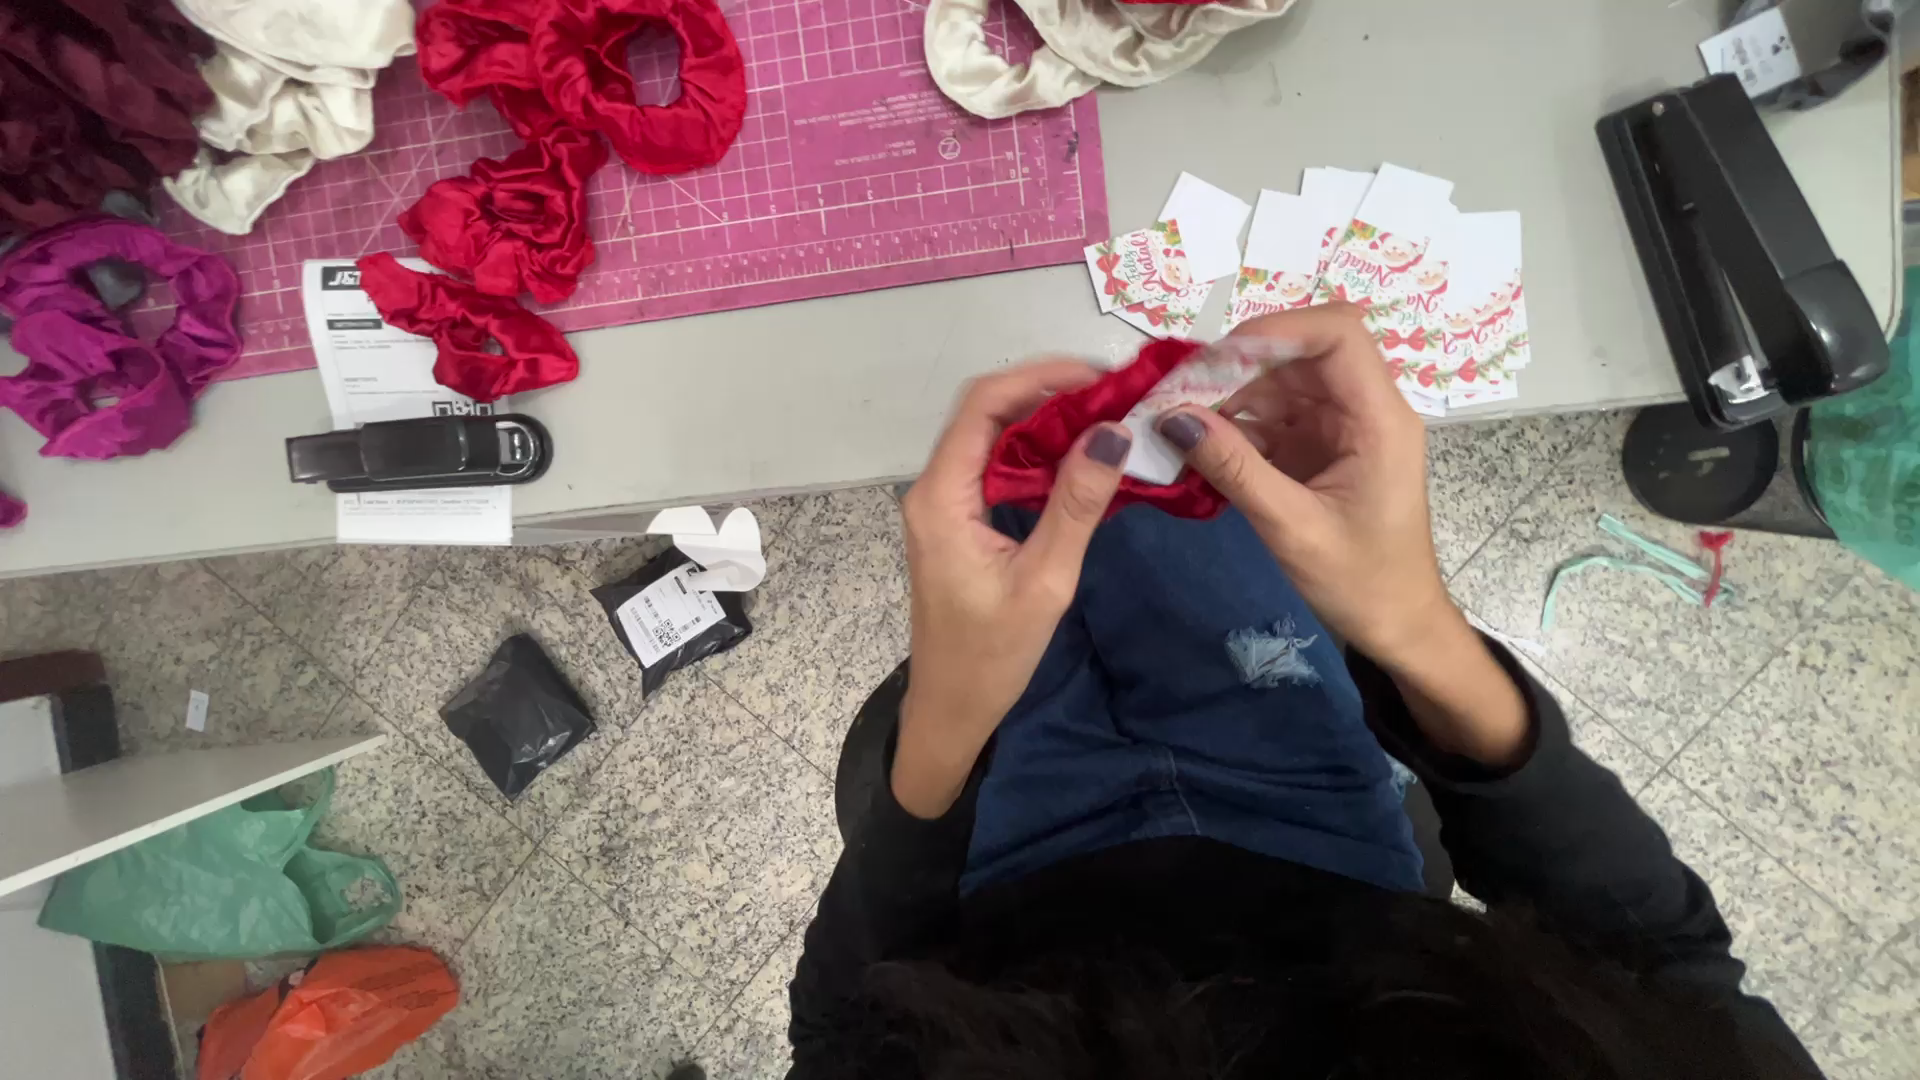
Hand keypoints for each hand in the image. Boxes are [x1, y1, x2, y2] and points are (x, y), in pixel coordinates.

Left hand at [894, 360, 1131, 817]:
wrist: (952, 707)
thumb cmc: (992, 656)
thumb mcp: (1044, 582)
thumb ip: (1075, 505)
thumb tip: (1114, 433)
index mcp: (941, 497)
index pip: (983, 406)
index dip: (1039, 378)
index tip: (1099, 378)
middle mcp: (933, 489)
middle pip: (985, 414)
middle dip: (1047, 394)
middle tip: (1112, 397)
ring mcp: (943, 505)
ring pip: (991, 439)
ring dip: (1043, 423)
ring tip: (1104, 420)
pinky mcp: (957, 521)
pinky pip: (994, 469)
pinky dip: (1035, 455)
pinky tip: (1076, 461)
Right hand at [1153, 305, 1453, 664]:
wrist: (1392, 622)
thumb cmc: (1358, 580)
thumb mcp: (1290, 526)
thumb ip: (1233, 468)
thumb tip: (1172, 418)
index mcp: (1378, 419)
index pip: (1337, 335)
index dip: (1276, 330)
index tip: (1213, 359)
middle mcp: (1361, 409)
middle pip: (1299, 354)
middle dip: (1236, 366)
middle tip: (1177, 394)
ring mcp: (1337, 427)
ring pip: (1278, 383)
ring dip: (1227, 396)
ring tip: (1176, 420)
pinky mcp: (1315, 447)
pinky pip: (1269, 418)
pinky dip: (1231, 426)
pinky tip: (1197, 445)